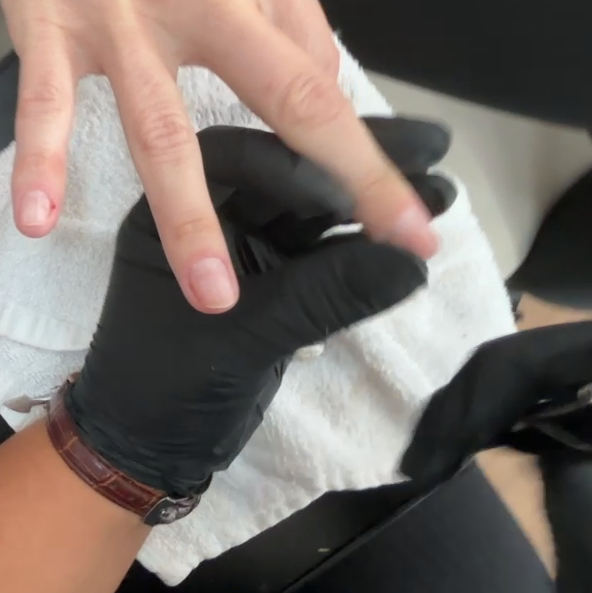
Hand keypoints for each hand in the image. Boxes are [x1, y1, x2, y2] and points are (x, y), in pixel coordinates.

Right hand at [0, 0, 485, 311]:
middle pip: (279, 107)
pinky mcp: (48, 23)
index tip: (405, 206)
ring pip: (162, 132)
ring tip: (213, 293)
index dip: (367, 140)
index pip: (325, 66)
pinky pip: (44, 105)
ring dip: (190, 216)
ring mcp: (118, 20)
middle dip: (337, 184)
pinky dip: (39, 161)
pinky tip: (36, 220)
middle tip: (379, 255)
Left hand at [67, 118, 453, 496]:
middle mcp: (201, 221)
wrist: (147, 445)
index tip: (385, 157)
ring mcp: (234, 251)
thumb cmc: (167, 384)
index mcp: (167, 214)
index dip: (316, 159)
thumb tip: (412, 259)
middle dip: (354, 168)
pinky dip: (360, 251)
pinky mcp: (263, 284)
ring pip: (308, 216)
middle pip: (285, 179)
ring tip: (444, 195)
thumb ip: (323, 296)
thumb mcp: (245, 336)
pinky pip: (316, 256)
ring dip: (368, 208)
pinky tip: (409, 241)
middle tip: (435, 148)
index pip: (247, 163)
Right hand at [405, 303, 591, 592]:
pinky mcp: (584, 430)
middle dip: (516, 377)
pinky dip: (466, 417)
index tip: (552, 408)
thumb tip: (553, 426)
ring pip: (545, 359)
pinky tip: (434, 458)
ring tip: (424, 460)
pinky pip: (518, 392)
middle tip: (446, 440)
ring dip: (473, 399)